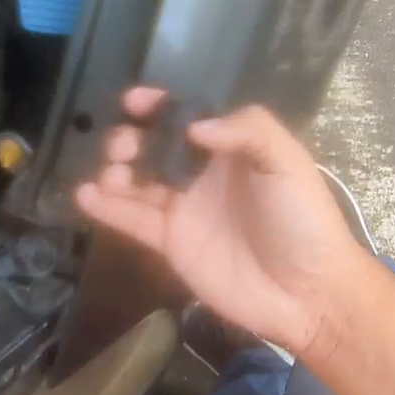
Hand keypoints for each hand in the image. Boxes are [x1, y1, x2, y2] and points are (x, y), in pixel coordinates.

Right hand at [75, 87, 374, 356]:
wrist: (308, 292)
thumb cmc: (302, 220)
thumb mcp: (287, 162)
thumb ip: (246, 130)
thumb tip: (193, 125)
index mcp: (230, 149)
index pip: (187, 118)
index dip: (160, 107)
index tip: (134, 101)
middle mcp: (202, 174)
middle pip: (154, 148)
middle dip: (131, 140)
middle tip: (121, 146)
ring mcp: (183, 209)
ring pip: (138, 182)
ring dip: (115, 172)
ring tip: (109, 172)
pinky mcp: (170, 243)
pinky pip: (132, 220)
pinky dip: (106, 208)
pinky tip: (85, 195)